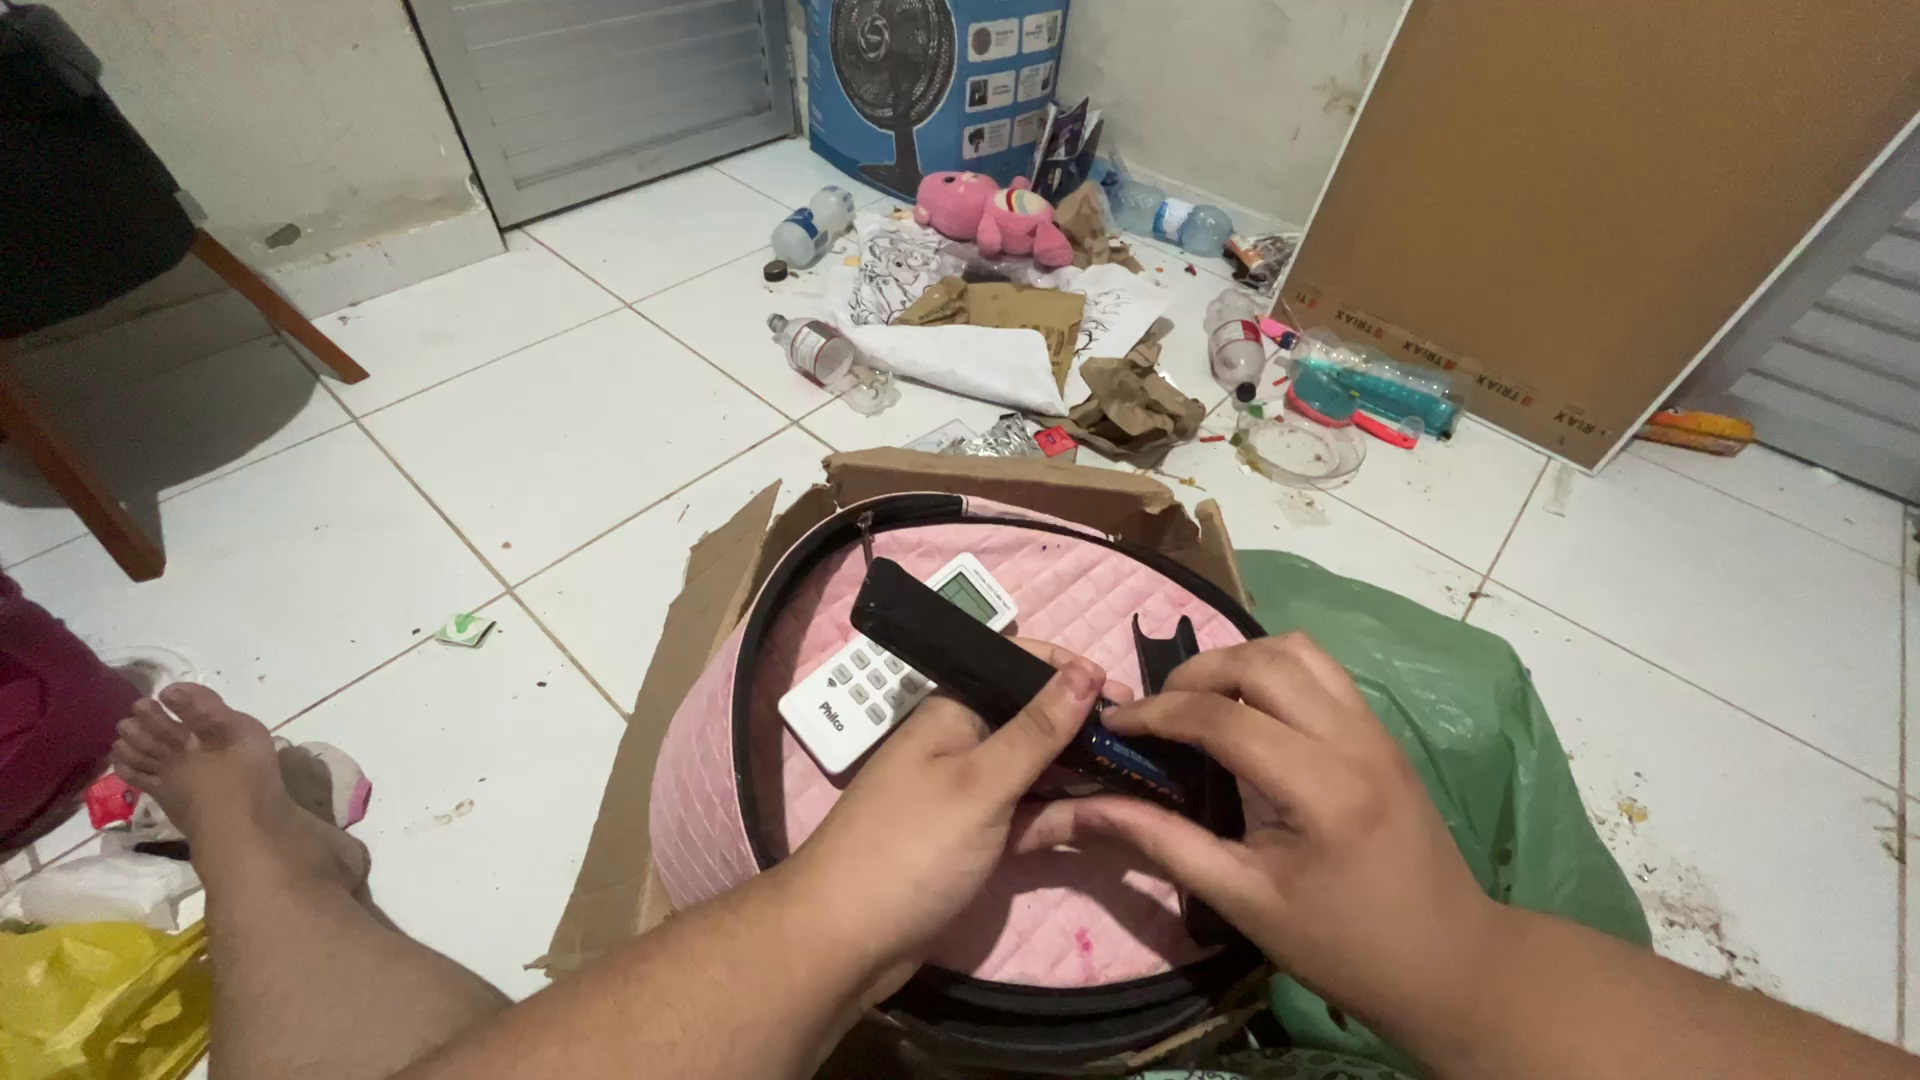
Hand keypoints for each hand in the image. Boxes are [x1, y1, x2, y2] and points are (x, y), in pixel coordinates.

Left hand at [781, 640, 1128, 1001]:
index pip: (1015, 669)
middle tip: (1141, 744)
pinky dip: (1063, 815)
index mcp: (953, 713)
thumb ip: (1036, 729)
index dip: (1066, 672)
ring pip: (1036, 771)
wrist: (844, 942)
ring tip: (1142, 776)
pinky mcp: (978, 839)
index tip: (1120, 694)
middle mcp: (963, 744)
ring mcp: (971, 795)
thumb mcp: (980, 783)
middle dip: (1082, 728)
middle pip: (1032, 722)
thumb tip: (1086, 670)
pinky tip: (1112, 816)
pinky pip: (1029, 816)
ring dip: (1081, 773)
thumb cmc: (911, 846)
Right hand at [1023, 633, 1504, 1034]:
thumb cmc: (1343, 944)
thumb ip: (1162, 843)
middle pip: (1261, 662)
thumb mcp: (1243, 901)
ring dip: (1237, 660)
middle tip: (1159, 709)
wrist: (1454, 963)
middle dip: (1195, 673)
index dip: (1157, 712)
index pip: (1222, 718)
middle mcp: (1353, 741)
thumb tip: (1087, 809)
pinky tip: (1249, 707)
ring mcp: (1374, 728)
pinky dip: (1272, 667)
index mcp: (1322, 790)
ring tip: (1202, 698)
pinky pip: (1319, 666)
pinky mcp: (1381, 729)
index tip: (1115, 723)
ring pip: (1295, 649)